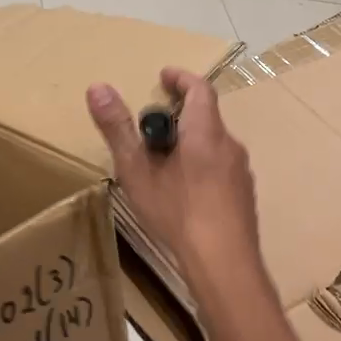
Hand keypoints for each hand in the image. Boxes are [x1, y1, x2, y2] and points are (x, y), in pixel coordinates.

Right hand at [86, 68, 265, 295]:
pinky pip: (220, 169)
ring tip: (160, 163)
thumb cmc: (177, 211)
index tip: (162, 75)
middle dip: (178, 116)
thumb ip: (117, 127)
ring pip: (212, 145)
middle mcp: (229, 147)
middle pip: (205, 118)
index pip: (200, 90)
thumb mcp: (136, 169)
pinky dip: (199, 166)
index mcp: (206, 132)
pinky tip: (181, 194)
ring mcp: (241, 175)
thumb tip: (97, 87)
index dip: (181, 78)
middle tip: (149, 127)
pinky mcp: (244, 199)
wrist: (224, 265)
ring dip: (188, 143)